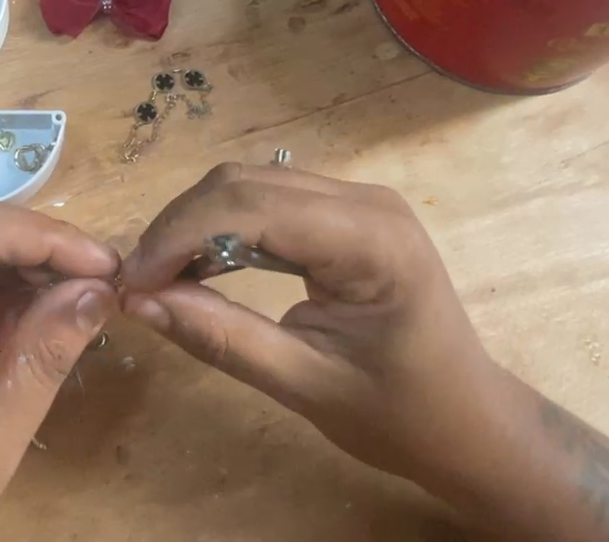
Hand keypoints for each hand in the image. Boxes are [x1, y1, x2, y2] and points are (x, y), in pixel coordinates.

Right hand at [120, 164, 506, 487]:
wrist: (475, 425)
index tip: (133, 280)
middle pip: (243, 183)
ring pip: (247, 184)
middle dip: (180, 226)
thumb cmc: (403, 418)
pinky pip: (265, 199)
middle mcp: (364, 199)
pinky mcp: (342, 210)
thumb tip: (138, 302)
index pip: (250, 207)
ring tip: (162, 274)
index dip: (180, 234)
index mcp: (370, 240)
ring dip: (195, 223)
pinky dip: (221, 227)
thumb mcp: (305, 386)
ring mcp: (355, 198)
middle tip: (140, 280)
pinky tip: (200, 263)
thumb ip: (221, 337)